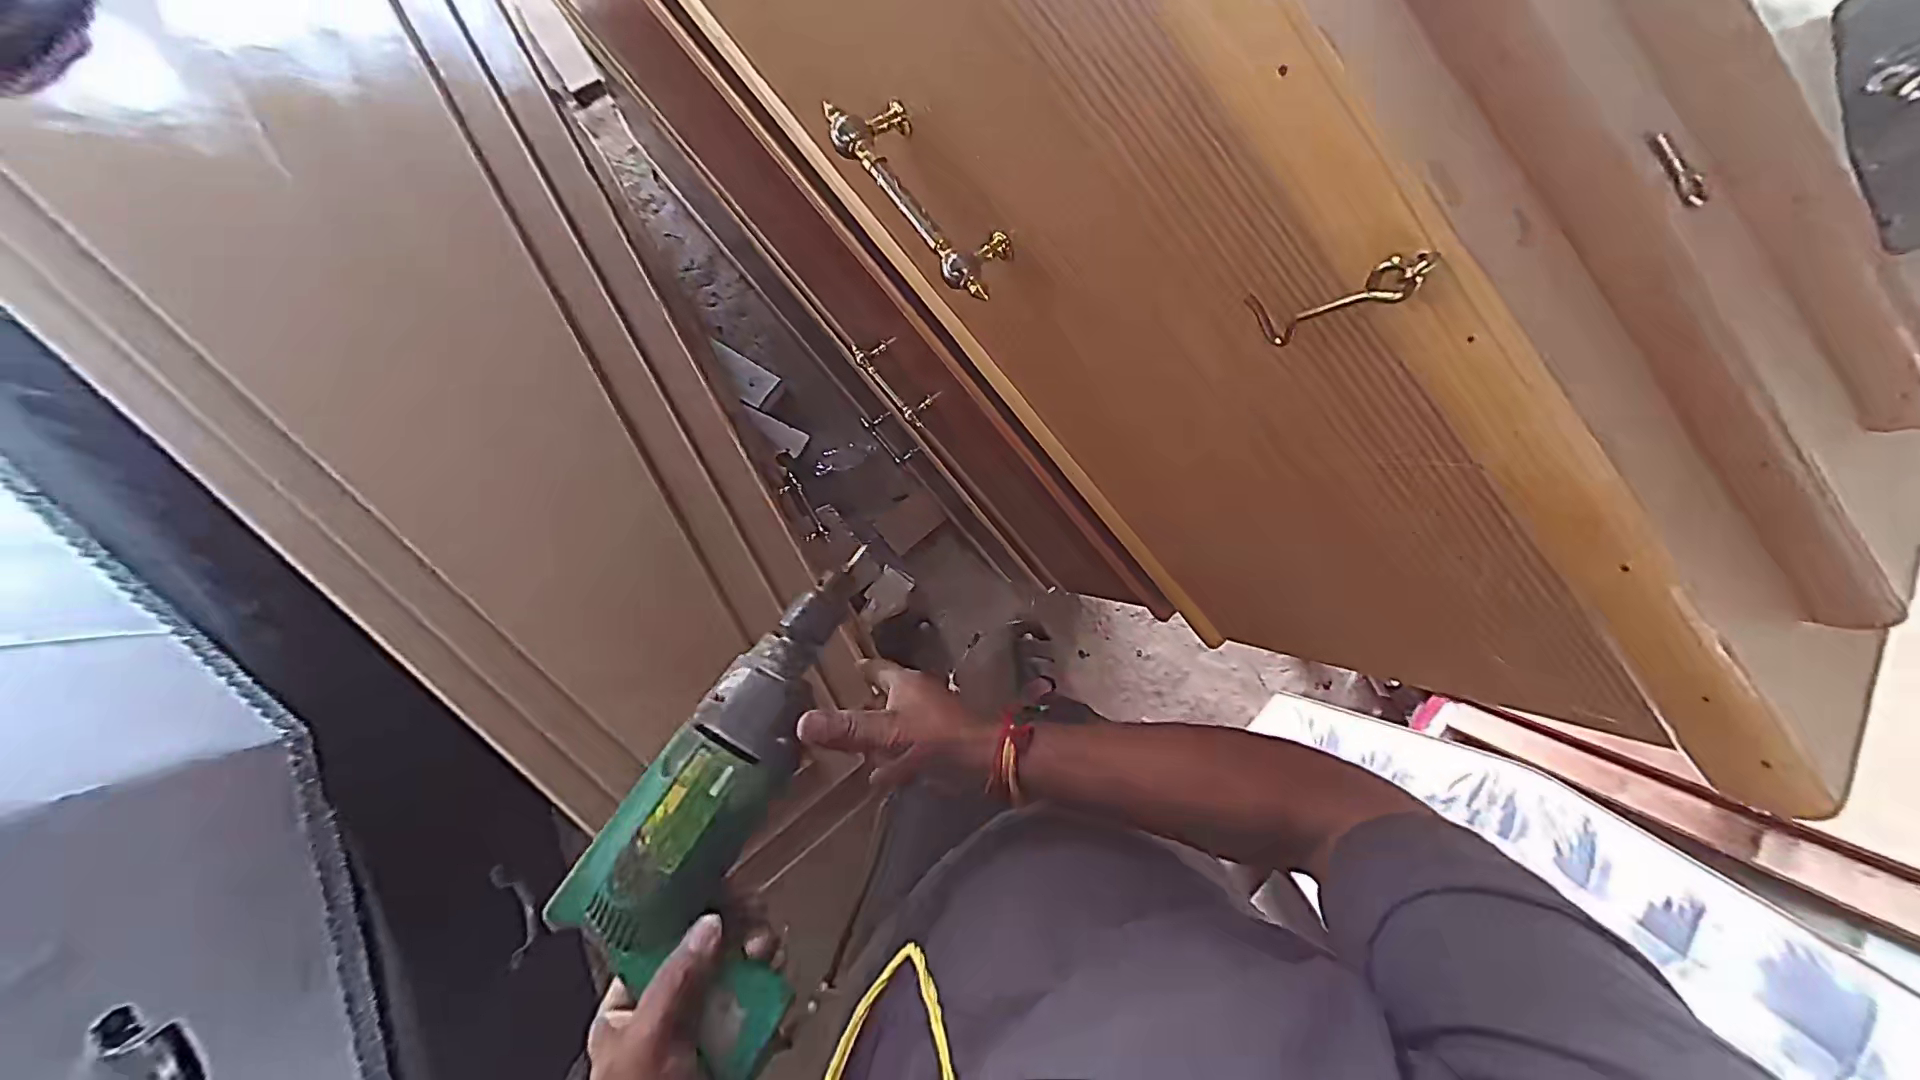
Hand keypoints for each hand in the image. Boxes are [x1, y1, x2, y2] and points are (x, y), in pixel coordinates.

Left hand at [585, 911, 782, 1079]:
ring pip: (739, 973)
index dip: (694, 909)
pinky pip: (760, 1010)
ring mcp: (704, 1029)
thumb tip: (711, 920)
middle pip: (709, 948)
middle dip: (739, 931)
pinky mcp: (736, 1050)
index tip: (730, 891)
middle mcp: (669, 1008)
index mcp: (629, 1005)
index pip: (660, 937)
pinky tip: (783, 1004)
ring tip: (772, 957)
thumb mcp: (649, 1043)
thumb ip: (678, 978)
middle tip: (759, 930)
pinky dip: (777, 1001)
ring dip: (762, 957)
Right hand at [797, 659, 998, 787]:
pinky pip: (909, 747)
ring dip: (879, 734)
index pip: (877, 668)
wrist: (988, 764)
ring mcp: (932, 720)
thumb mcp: (888, 734)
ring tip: (854, 748)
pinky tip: (882, 775)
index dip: (860, 669)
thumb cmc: (939, 739)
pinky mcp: (941, 744)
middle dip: (865, 705)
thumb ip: (848, 729)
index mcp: (906, 683)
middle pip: (886, 696)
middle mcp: (919, 696)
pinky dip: (894, 758)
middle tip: (839, 715)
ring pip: (898, 722)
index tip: (842, 670)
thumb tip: (802, 721)